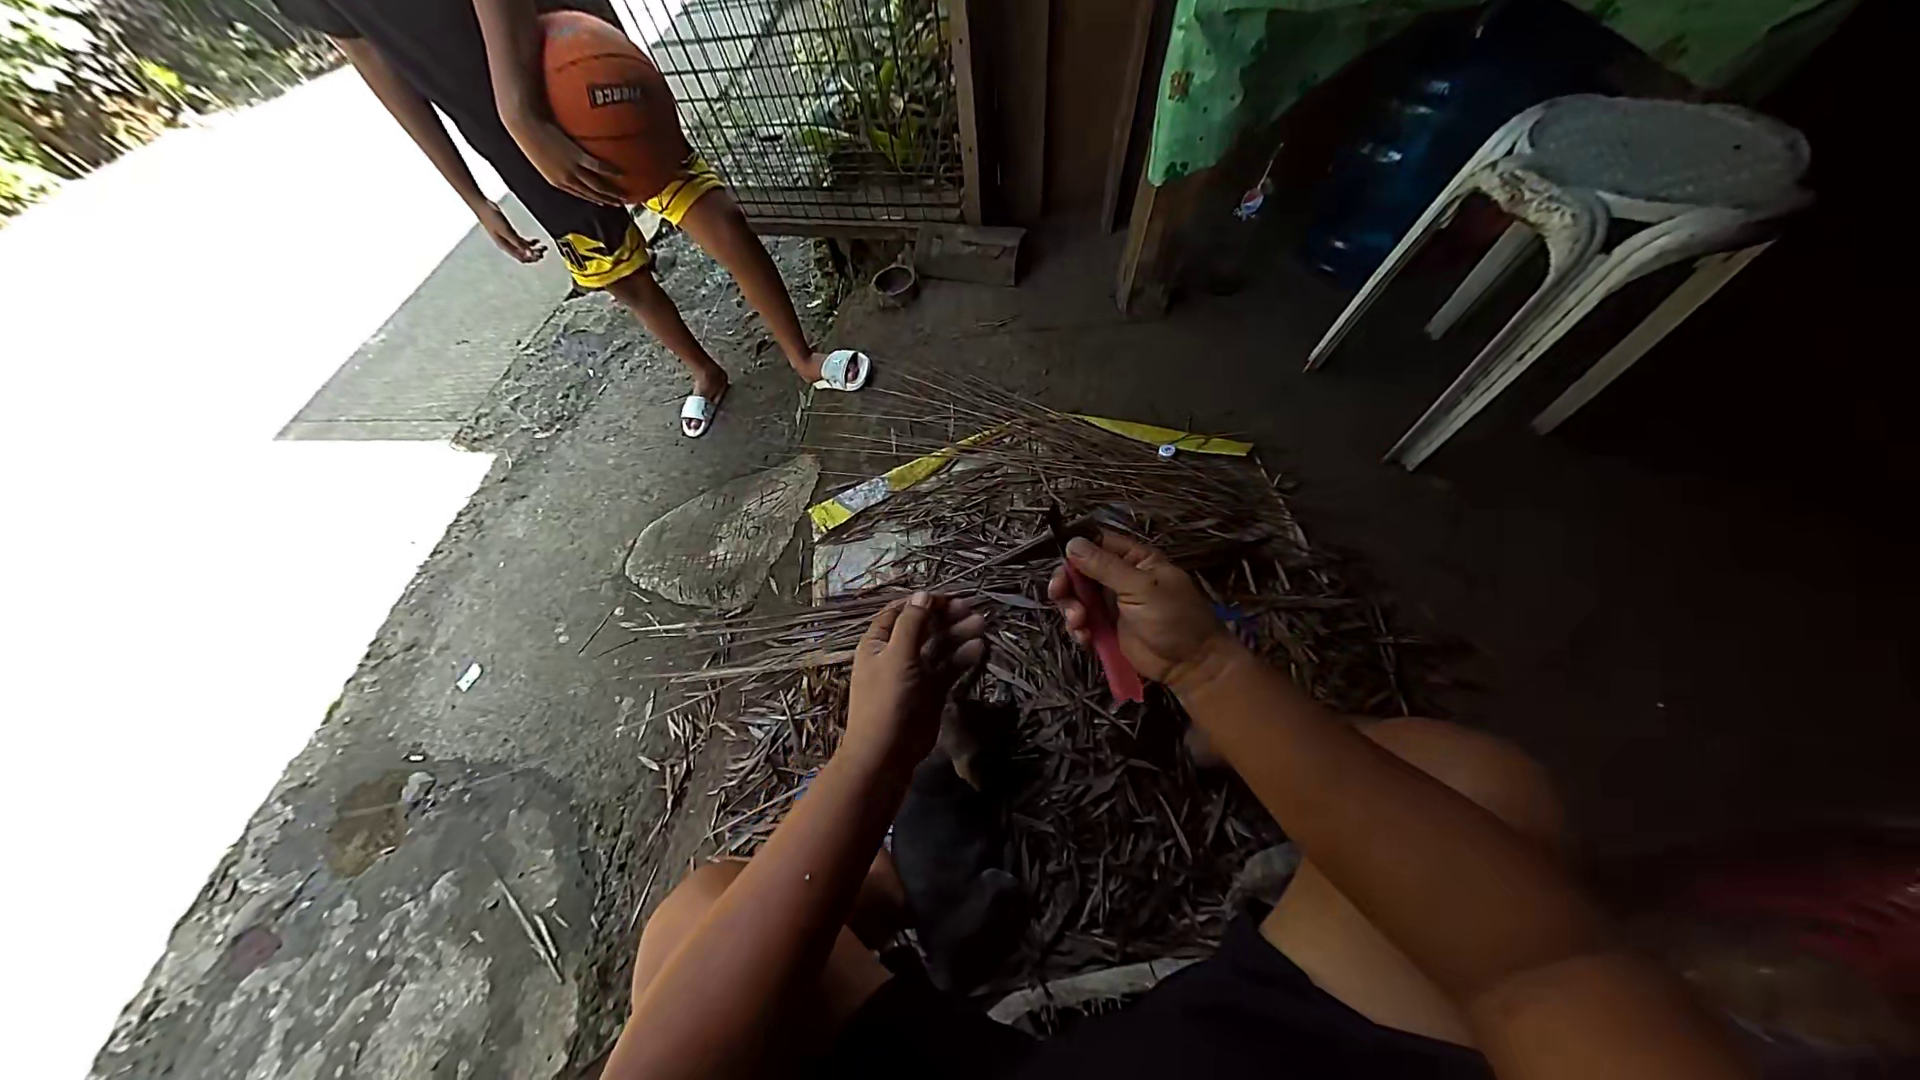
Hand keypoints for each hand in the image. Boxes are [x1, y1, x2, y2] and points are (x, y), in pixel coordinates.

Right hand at [475, 200, 545, 262]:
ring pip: (524, 248)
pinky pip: (522, 241)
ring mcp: (509, 239)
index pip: (521, 258)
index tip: (540, 254)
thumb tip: (530, 254)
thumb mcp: (507, 231)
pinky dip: (531, 242)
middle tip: (544, 250)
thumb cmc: (492, 217)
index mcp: (505, 247)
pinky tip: (537, 240)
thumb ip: (518, 243)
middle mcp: (508, 245)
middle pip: (524, 255)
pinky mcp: (510, 233)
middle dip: (535, 254)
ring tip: (543, 246)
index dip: (532, 259)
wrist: (483, 205)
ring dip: (534, 249)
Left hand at [510, 119, 627, 205]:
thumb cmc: (527, 134)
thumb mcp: (540, 156)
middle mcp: (566, 179)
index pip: (581, 195)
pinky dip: (610, 172)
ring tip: (625, 194)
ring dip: (613, 192)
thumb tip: (565, 161)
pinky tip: (620, 173)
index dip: (595, 200)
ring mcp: (572, 168)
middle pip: (592, 194)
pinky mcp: (576, 156)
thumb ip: (554, 163)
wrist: (522, 123)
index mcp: (557, 181)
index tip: (606, 203)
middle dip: (608, 200)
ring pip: (597, 186)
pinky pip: (597, 167)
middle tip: (621, 203)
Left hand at [845, 592, 985, 769]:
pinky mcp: (931, 690)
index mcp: (878, 642)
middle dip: (946, 617)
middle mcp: (896, 653)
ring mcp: (915, 672)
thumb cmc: (887, 698)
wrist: (886, 752)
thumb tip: (923, 594)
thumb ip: (912, 622)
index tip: (948, 598)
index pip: (901, 612)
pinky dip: (962, 657)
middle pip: (923, 627)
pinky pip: (948, 668)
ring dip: (958, 634)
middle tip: (971, 609)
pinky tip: (978, 649)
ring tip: (981, 625)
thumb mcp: (897, 654)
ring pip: (939, 646)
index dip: (923, 602)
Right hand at [1049, 532, 1237, 694]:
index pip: (1098, 543)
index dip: (1077, 549)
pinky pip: (1081, 622)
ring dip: (1071, 608)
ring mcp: (1111, 604)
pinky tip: (1084, 637)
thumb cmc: (1174, 618)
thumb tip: (1072, 543)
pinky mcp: (1105, 628)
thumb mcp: (1140, 587)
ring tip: (1079, 622)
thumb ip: (1105, 566)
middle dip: (1067, 582)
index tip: (1062, 561)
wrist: (1190, 665)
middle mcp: (1119, 578)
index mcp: (1133, 560)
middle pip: (1080, 571)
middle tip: (1059, 593)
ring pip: (1076, 597)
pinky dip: (1077, 628)